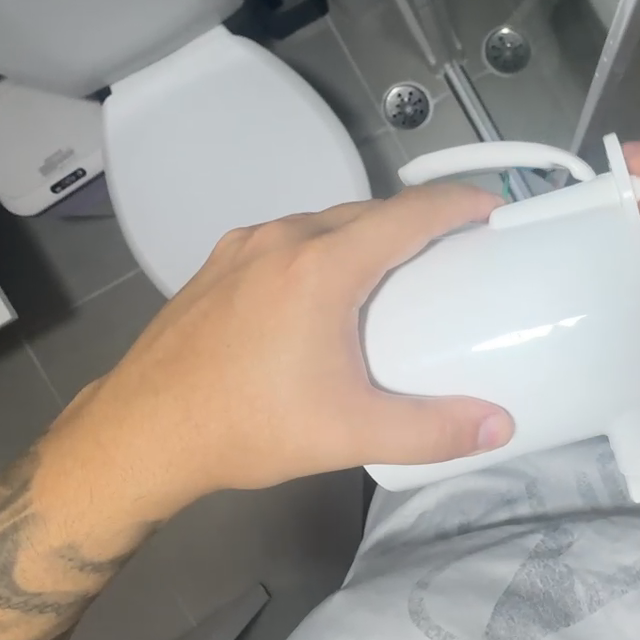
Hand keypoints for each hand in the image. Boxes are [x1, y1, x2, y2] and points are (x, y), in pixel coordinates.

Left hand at [40, 184, 515, 514]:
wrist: (138, 436)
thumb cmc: (246, 427)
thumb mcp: (350, 434)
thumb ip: (432, 431)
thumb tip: (501, 425)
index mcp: (322, 266)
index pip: (409, 212)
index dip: (460, 203)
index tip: (495, 210)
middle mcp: (283, 239)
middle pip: (371, 211)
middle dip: (421, 221)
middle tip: (458, 252)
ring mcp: (244, 247)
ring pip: (328, 221)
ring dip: (372, 234)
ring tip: (399, 270)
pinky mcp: (219, 265)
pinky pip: (291, 238)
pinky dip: (328, 248)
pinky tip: (328, 290)